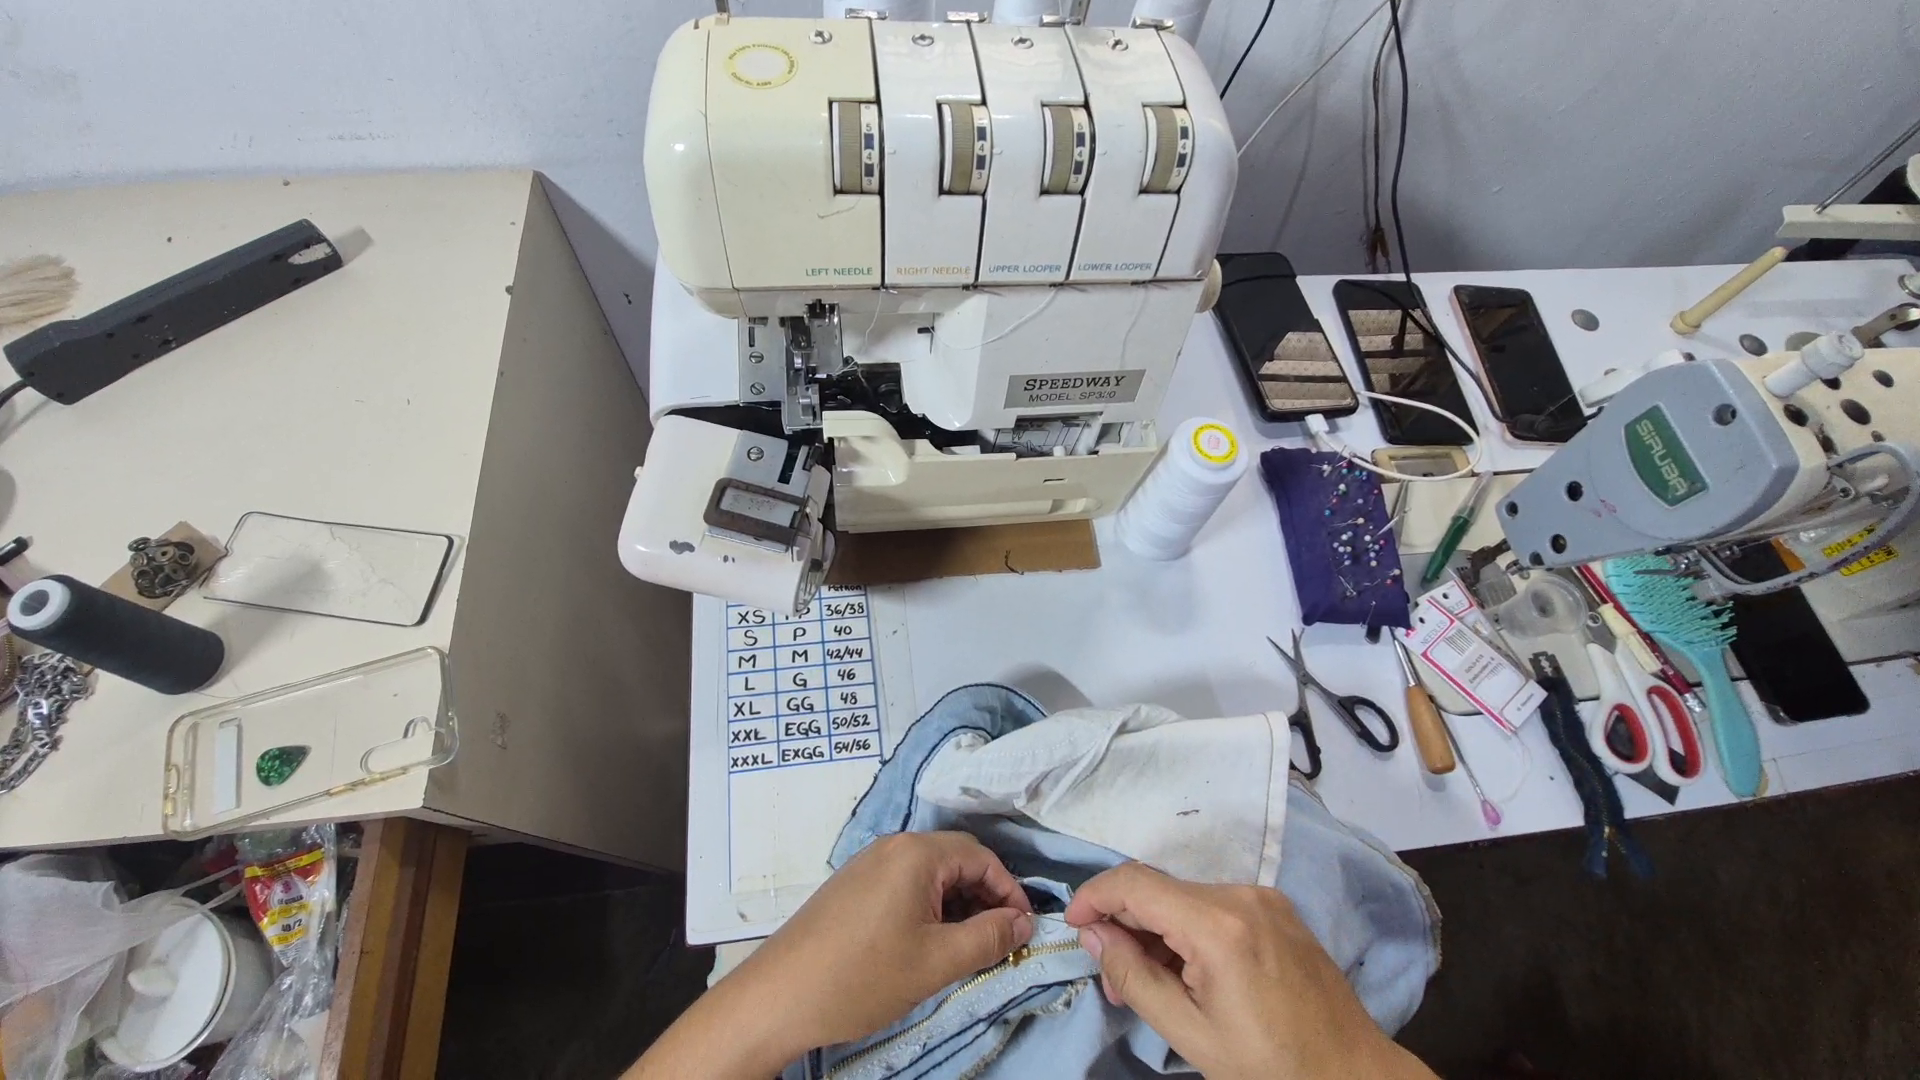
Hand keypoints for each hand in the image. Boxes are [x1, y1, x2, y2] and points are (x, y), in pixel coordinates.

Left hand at [628, 832, 1034, 1078]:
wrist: (779, 996)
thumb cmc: (863, 976)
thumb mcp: (936, 962)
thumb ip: (989, 937)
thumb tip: (1024, 921)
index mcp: (915, 853)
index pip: (980, 856)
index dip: (1009, 890)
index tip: (1024, 928)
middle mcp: (892, 846)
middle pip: (955, 859)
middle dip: (984, 895)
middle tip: (1000, 938)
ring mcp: (868, 862)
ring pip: (930, 873)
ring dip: (957, 903)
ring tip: (968, 945)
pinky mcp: (852, 884)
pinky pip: (904, 882)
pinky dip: (928, 905)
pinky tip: (929, 940)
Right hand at [1065, 863, 1434, 1079]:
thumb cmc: (1270, 1069)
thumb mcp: (1189, 1034)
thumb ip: (1132, 976)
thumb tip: (1094, 932)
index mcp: (1218, 924)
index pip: (1135, 883)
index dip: (1095, 896)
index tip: (1073, 925)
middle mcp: (1239, 894)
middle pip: (1158, 889)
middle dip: (1124, 924)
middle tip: (1111, 976)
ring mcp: (1262, 897)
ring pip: (1183, 897)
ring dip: (1155, 930)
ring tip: (1148, 983)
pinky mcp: (1275, 908)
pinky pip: (1212, 905)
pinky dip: (1186, 929)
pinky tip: (1186, 970)